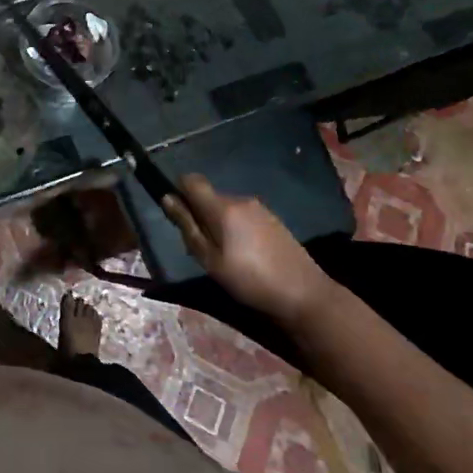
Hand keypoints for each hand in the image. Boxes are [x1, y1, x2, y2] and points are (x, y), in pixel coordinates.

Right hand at [163, 173, 342, 328]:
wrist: (304, 293)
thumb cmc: (249, 279)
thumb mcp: (209, 259)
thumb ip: (187, 226)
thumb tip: (167, 198)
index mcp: (222, 208)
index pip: (191, 180)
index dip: (179, 190)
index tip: (178, 214)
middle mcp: (240, 200)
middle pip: (208, 196)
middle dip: (198, 213)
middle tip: (200, 247)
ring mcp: (259, 208)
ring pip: (225, 207)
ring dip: (217, 222)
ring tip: (223, 254)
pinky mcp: (272, 219)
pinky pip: (242, 215)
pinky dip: (234, 227)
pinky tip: (244, 253)